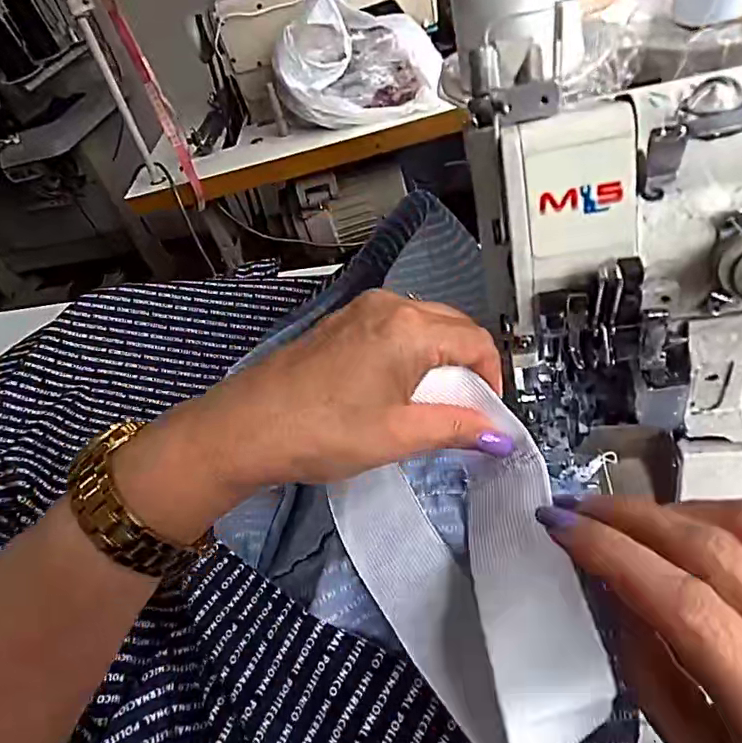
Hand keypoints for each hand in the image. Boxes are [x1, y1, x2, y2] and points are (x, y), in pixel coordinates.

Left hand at [113, 291, 511, 540]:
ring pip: (426, 325)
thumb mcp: (400, 436)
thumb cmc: (319, 430)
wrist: (244, 429)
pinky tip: (398, 389)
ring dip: (440, 360)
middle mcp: (388, 306)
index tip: (487, 413)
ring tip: (430, 403)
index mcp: (408, 327)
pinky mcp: (343, 322)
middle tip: (464, 410)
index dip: (492, 379)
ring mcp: (361, 310)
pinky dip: (412, 354)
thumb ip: (457, 428)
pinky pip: (397, 328)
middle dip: (469, 367)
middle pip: (455, 326)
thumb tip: (497, 434)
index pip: (477, 342)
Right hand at [540, 497, 741, 742]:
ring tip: (622, 516)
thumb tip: (619, 607)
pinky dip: (714, 517)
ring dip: (674, 508)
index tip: (567, 531)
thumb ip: (660, 688)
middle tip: (578, 510)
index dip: (618, 557)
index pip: (689, 608)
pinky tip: (680, 528)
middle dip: (632, 518)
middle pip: (716, 551)